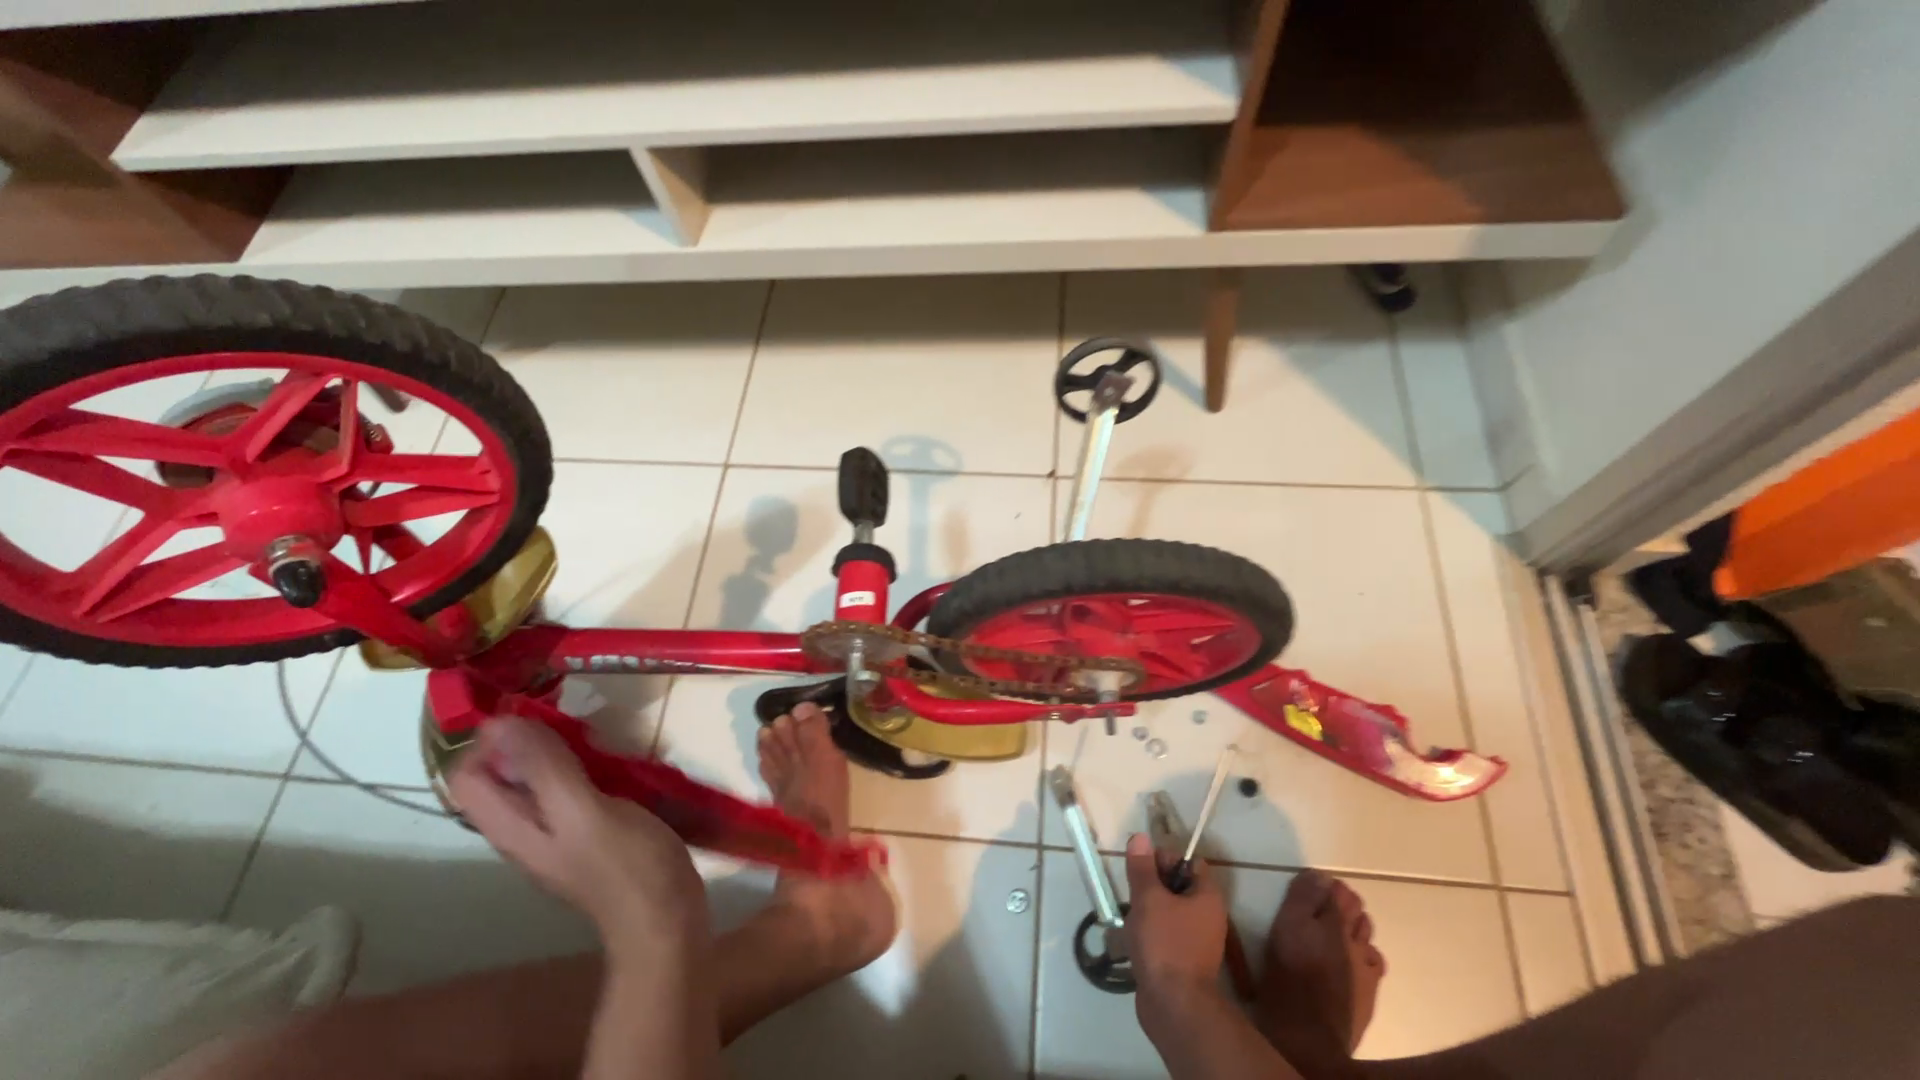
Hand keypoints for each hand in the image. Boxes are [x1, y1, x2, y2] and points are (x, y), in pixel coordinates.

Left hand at [449, 718, 708, 959]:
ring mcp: (556, 832)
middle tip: (570, 722)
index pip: (467, 774)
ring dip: (558, 752)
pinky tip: (613, 762)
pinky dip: (582, 768)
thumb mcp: (585, 811)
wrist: (665, 918)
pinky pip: (568, 789)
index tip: (535, 718)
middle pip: (501, 774)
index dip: (490, 741)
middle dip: (527, 740)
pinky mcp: (586, 831)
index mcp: (511, 826)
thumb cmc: (626, 865)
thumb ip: (543, 768)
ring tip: (594, 736)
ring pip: (536, 779)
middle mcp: (523, 828)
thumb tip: (498, 721)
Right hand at [1123, 832, 1228, 1023]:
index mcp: (1207, 896)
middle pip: (1179, 885)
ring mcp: (1196, 940)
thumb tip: (1140, 837)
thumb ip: (1142, 868)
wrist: (1173, 1005)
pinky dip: (1150, 931)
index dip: (1165, 857)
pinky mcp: (1183, 959)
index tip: (1140, 865)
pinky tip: (1132, 937)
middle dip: (1152, 884)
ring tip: (1127, 913)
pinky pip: (1166, 934)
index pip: (1189, 862)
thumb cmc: (1165, 944)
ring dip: (1148, 909)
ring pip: (1170, 911)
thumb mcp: (1148, 898)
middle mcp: (1208, 915)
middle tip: (1130, 889)